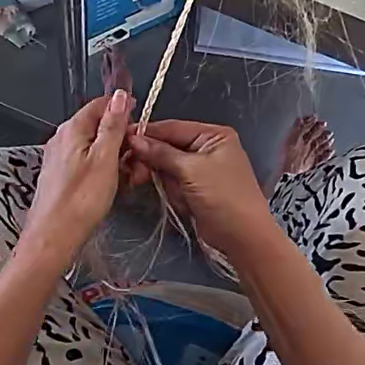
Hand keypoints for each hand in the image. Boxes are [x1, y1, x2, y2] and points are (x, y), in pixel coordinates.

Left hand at [23, 91, 131, 258]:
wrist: (54, 237)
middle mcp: (63, 139)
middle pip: (99, 126)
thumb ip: (113, 125)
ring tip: (130, 178)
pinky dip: (104, 170)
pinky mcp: (62, 176)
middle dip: (123, 139)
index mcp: (72, 129)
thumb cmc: (81, 200)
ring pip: (95, 147)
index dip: (124, 111)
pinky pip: (88, 163)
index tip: (142, 127)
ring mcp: (60, 158)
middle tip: (139, 160)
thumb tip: (120, 96)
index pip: (101, 104)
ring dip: (116, 157)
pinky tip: (114, 185)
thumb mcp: (106, 158)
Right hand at [126, 120, 280, 260]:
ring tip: (149, 185)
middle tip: (134, 173)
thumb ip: (161, 153)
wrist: (243, 236)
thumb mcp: (191, 170)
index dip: (147, 134)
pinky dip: (169, 190)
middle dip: (151, 160)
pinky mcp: (196, 189)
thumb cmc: (223, 196)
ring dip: (160, 178)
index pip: (173, 128)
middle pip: (167, 147)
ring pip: (167, 166)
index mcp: (213, 135)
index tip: (121, 140)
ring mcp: (201, 169)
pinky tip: (168, 196)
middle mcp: (207, 148)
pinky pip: (173, 183)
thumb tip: (134, 139)